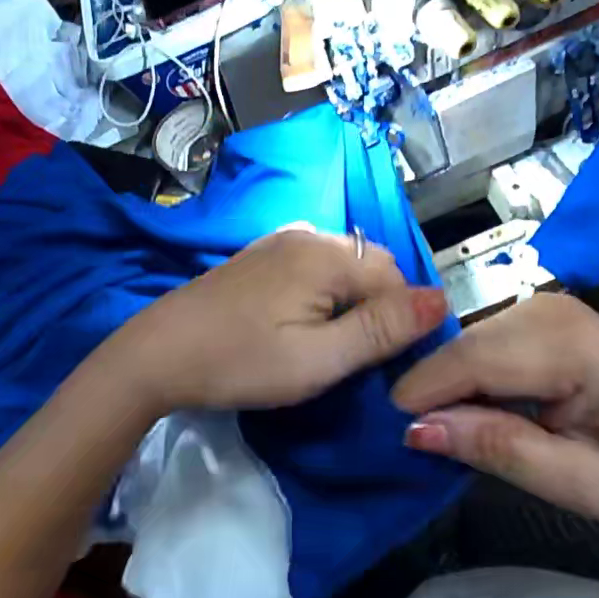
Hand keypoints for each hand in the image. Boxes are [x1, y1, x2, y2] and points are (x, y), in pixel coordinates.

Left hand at [97, 227, 450, 415]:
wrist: (158, 353)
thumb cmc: (241, 361)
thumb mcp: (318, 360)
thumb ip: (381, 329)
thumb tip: (439, 301)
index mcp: (328, 254)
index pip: (397, 278)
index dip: (400, 321)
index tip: (381, 363)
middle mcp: (310, 234)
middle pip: (373, 266)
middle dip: (377, 309)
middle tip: (354, 358)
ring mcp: (282, 240)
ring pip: (346, 266)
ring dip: (352, 302)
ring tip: (331, 345)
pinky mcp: (263, 253)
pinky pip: (317, 265)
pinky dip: (326, 292)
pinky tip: (304, 322)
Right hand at [391, 294, 598, 522]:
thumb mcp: (584, 484)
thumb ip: (503, 451)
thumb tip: (419, 429)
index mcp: (570, 346)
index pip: (474, 360)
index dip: (425, 391)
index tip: (391, 432)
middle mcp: (548, 309)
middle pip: (465, 346)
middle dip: (433, 390)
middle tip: (418, 442)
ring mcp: (543, 304)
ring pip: (467, 341)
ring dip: (449, 384)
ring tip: (449, 429)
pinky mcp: (537, 310)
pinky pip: (482, 339)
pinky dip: (469, 374)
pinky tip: (476, 406)